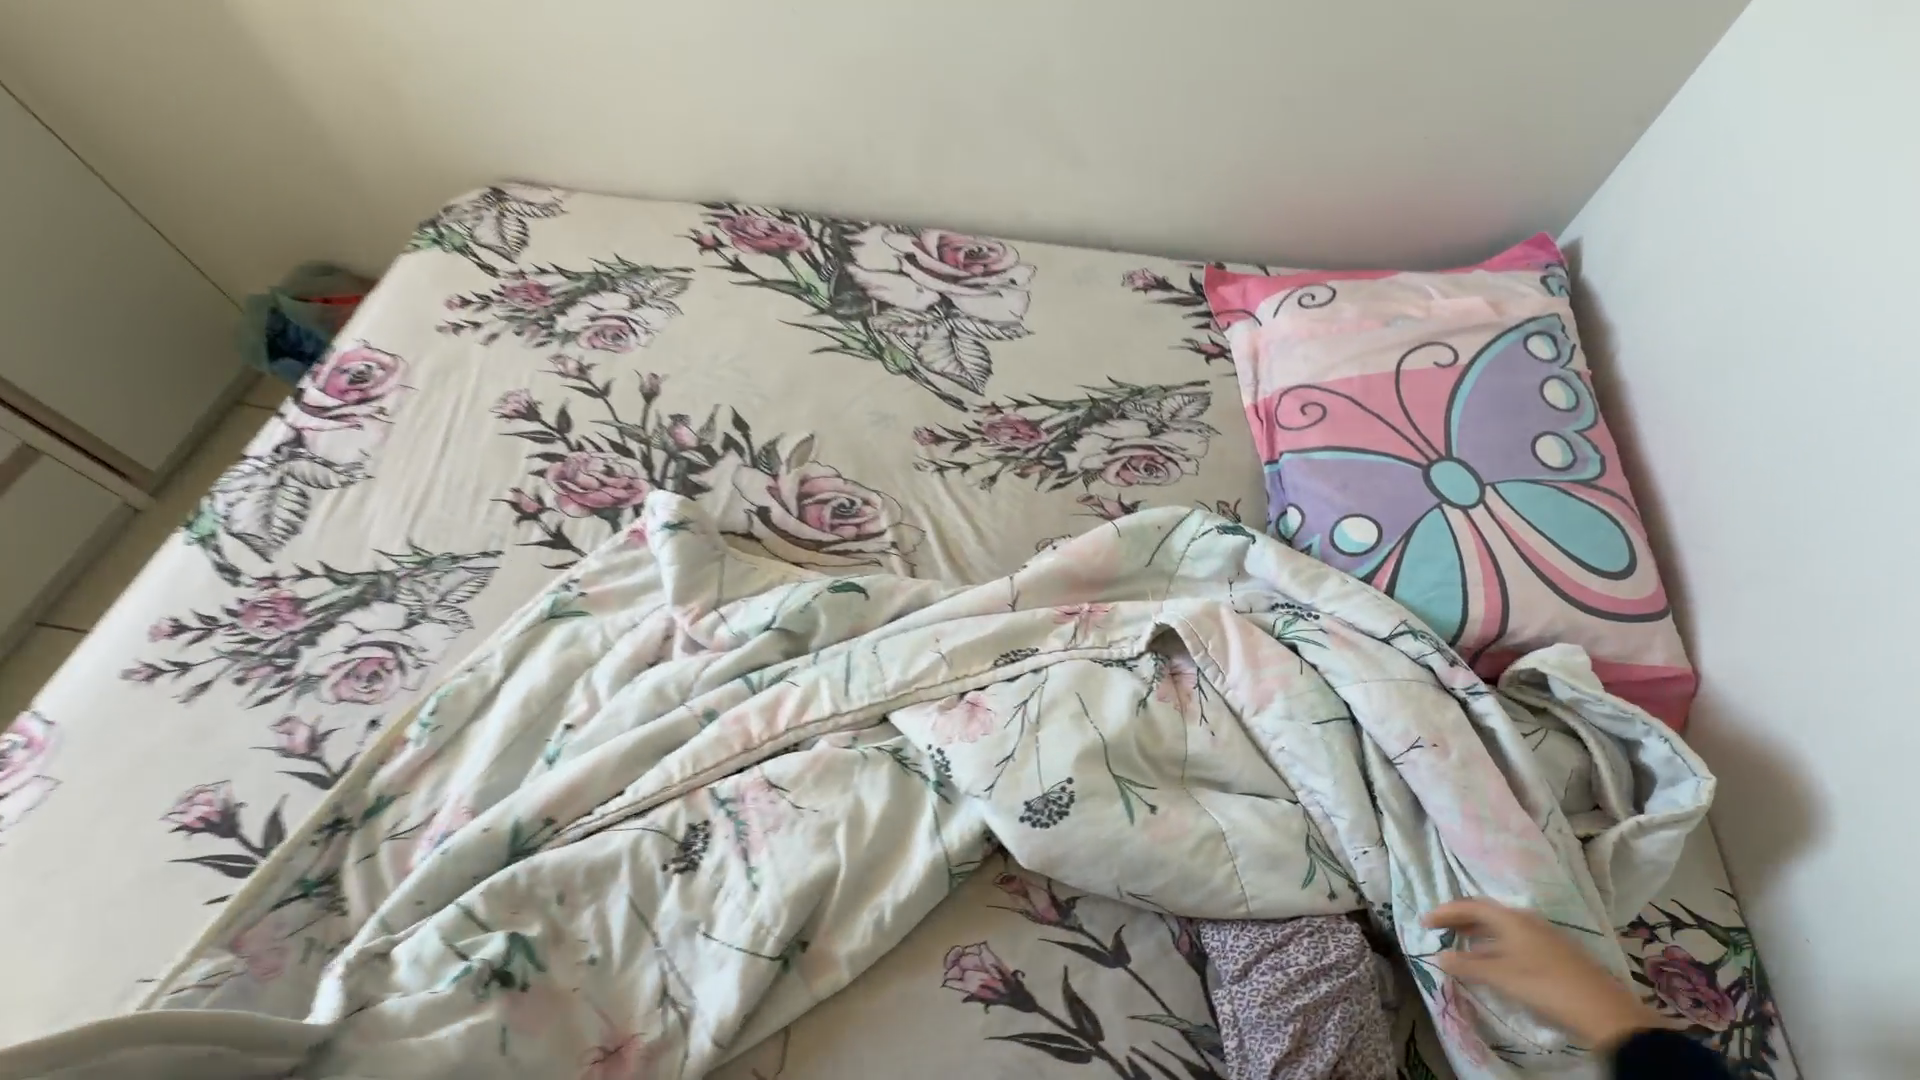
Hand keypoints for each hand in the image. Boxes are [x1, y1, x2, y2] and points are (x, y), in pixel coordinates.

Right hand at [1422, 898, 1665, 1048]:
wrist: (1608, 1014)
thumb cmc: (1547, 987)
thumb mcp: (1502, 977)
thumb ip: (1467, 966)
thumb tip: (1439, 957)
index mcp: (1511, 919)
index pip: (1469, 905)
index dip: (1444, 912)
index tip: (1425, 922)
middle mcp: (1526, 919)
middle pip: (1486, 913)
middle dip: (1460, 920)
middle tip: (1441, 930)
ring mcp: (1544, 934)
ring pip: (1502, 927)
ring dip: (1479, 933)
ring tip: (1463, 946)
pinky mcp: (1556, 951)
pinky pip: (1515, 938)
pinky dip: (1496, 944)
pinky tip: (1495, 961)